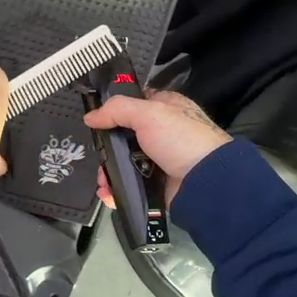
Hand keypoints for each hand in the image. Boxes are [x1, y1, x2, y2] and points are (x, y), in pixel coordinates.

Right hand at [82, 90, 231, 206]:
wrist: (204, 181)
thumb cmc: (183, 139)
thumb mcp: (149, 113)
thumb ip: (117, 109)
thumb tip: (91, 116)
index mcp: (166, 109)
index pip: (134, 104)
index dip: (115, 110)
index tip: (97, 120)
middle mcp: (162, 133)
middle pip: (124, 137)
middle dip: (107, 149)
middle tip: (99, 156)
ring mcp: (159, 160)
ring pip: (124, 163)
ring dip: (109, 172)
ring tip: (103, 181)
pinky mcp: (156, 183)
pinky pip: (130, 184)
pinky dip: (117, 189)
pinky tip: (109, 193)